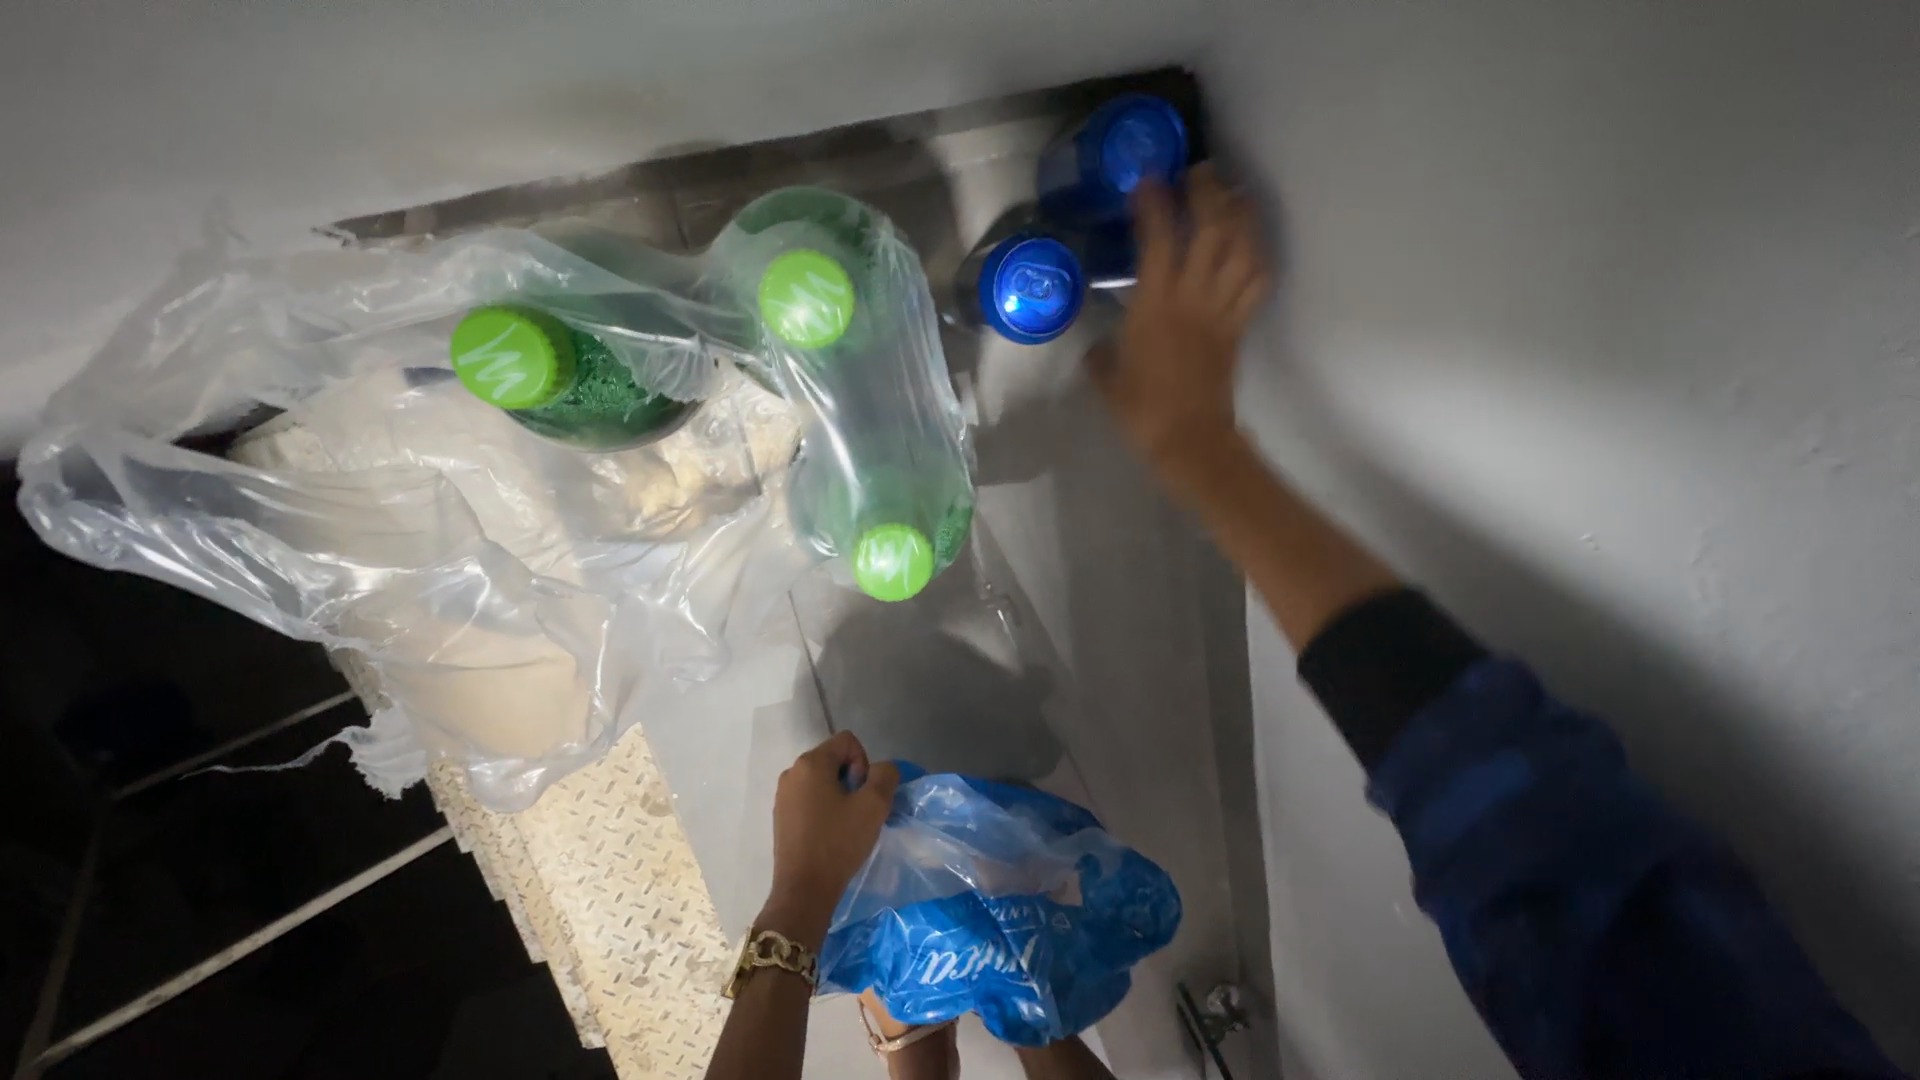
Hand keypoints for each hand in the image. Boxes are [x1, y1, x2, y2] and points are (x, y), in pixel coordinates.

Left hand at [759, 731, 900, 948]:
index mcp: (810, 763)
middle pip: (833, 759)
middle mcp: (792, 772)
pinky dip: (824, 808)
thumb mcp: (874, 805)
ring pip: (822, 780)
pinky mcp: (781, 816)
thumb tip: (882, 770)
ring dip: (839, 795)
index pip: (848, 741)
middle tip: (858, 811)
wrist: (804, 890)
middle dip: (852, 779)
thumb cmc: (839, 843)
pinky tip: (830, 834)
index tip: (863, 794)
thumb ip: (885, 775)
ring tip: (846, 824)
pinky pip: (810, 798)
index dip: (864, 763)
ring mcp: (783, 795)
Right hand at [1087, 162, 1270, 472]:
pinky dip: (1257, 257)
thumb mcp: (1109, 381)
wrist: (1190, 439)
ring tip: (1235, 194)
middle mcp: (1192, 298)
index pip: (1158, 240)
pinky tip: (1252, 244)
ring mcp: (1220, 311)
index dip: (1155, 204)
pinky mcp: (1238, 328)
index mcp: (1154, 306)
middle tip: (1201, 170)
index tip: (1149, 177)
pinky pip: (1255, 283)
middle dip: (1208, 193)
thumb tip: (1095, 349)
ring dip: (1242, 216)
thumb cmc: (1142, 411)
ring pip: (1241, 250)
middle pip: (1211, 230)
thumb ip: (1102, 358)